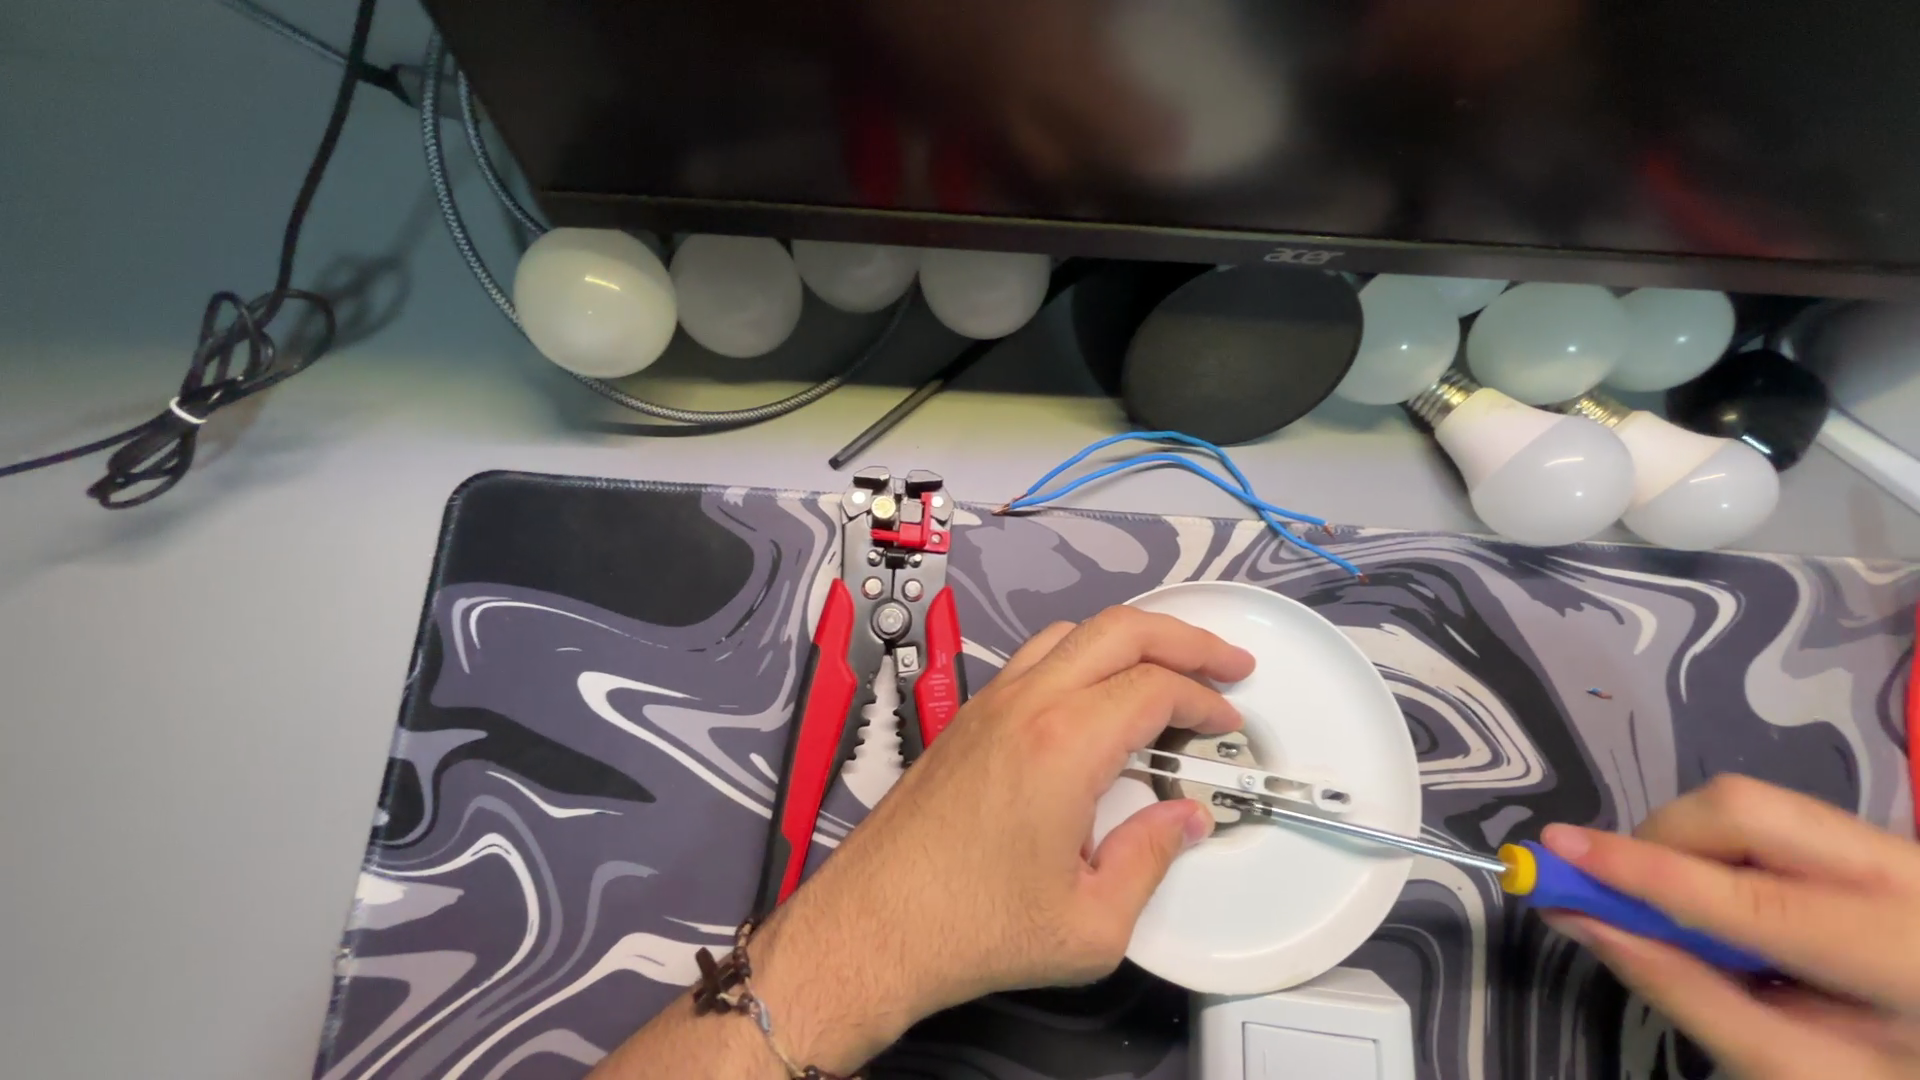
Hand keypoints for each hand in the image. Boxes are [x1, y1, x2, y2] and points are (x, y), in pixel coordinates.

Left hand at [752, 606, 1253, 1069]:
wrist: (874, 923)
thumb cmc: (975, 928)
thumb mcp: (1090, 924)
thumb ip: (1151, 860)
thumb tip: (1186, 820)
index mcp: (1064, 744)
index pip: (1156, 686)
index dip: (1205, 698)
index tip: (1227, 722)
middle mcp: (1026, 703)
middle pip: (1119, 629)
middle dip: (1185, 637)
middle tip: (1227, 660)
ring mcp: (990, 702)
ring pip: (1072, 632)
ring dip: (1130, 638)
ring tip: (1169, 666)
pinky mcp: (969, 716)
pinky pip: (1037, 657)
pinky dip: (1084, 654)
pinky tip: (1101, 692)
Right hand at [1537, 776, 1919, 1079]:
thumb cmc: (1879, 1078)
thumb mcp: (1791, 1069)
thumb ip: (1679, 989)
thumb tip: (1571, 916)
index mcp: (1907, 961)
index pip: (1752, 902)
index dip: (1643, 870)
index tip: (1555, 845)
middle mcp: (1913, 882)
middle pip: (1744, 810)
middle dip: (1662, 840)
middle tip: (1631, 892)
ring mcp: (1900, 850)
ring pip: (1746, 801)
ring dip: (1684, 843)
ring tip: (1691, 904)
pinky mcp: (1877, 838)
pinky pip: (1766, 812)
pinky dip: (1716, 846)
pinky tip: (1735, 900)